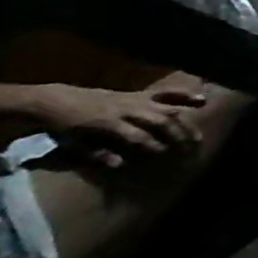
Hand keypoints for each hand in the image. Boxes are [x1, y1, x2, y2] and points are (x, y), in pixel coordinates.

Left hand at [31, 84, 206, 168]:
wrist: (55, 100)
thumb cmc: (63, 128)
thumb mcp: (73, 145)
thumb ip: (97, 155)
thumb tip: (120, 165)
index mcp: (108, 122)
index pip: (137, 135)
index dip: (153, 145)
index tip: (167, 158)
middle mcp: (125, 108)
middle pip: (158, 120)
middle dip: (176, 134)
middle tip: (190, 150)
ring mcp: (133, 99)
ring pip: (166, 107)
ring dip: (184, 122)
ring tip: (198, 136)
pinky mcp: (136, 93)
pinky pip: (164, 92)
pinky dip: (183, 95)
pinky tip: (201, 100)